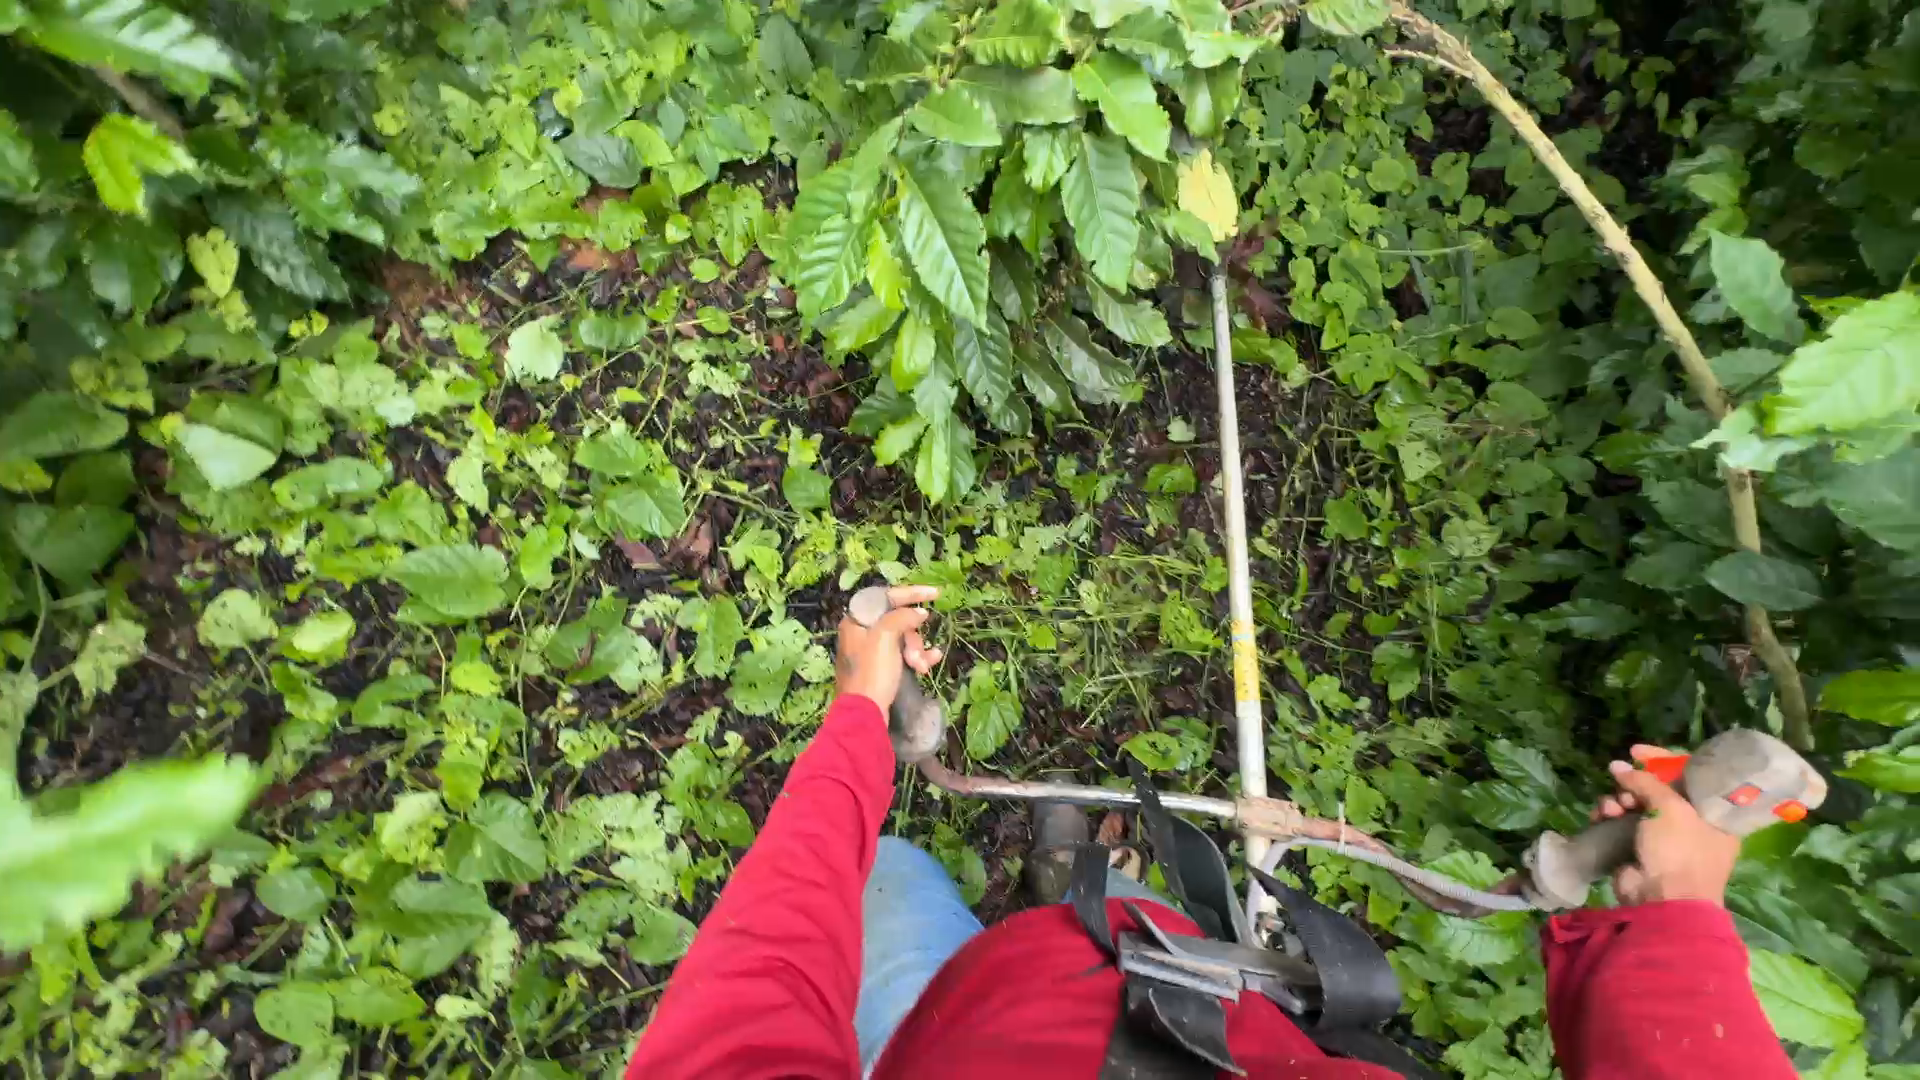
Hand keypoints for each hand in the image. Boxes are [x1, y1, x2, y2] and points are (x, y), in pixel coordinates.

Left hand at [836, 585, 942, 712]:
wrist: (865, 715)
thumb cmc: (872, 672)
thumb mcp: (886, 637)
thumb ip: (902, 617)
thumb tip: (919, 613)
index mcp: (857, 621)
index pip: (887, 596)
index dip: (912, 593)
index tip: (935, 594)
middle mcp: (862, 633)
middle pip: (897, 620)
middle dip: (913, 634)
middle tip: (916, 652)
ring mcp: (872, 651)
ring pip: (903, 638)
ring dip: (917, 649)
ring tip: (920, 665)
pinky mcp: (881, 668)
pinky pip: (904, 654)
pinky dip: (918, 657)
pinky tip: (930, 662)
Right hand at [1594, 744, 1740, 906]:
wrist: (1663, 898)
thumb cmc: (1680, 852)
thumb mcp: (1670, 810)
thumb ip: (1646, 783)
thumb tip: (1618, 766)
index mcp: (1713, 815)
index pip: (1691, 776)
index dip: (1665, 760)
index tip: (1636, 751)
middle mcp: (1691, 823)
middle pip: (1657, 789)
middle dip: (1633, 783)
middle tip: (1620, 781)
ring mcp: (1663, 836)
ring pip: (1634, 803)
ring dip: (1617, 799)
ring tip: (1611, 807)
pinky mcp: (1637, 845)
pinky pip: (1619, 820)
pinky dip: (1608, 814)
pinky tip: (1601, 816)